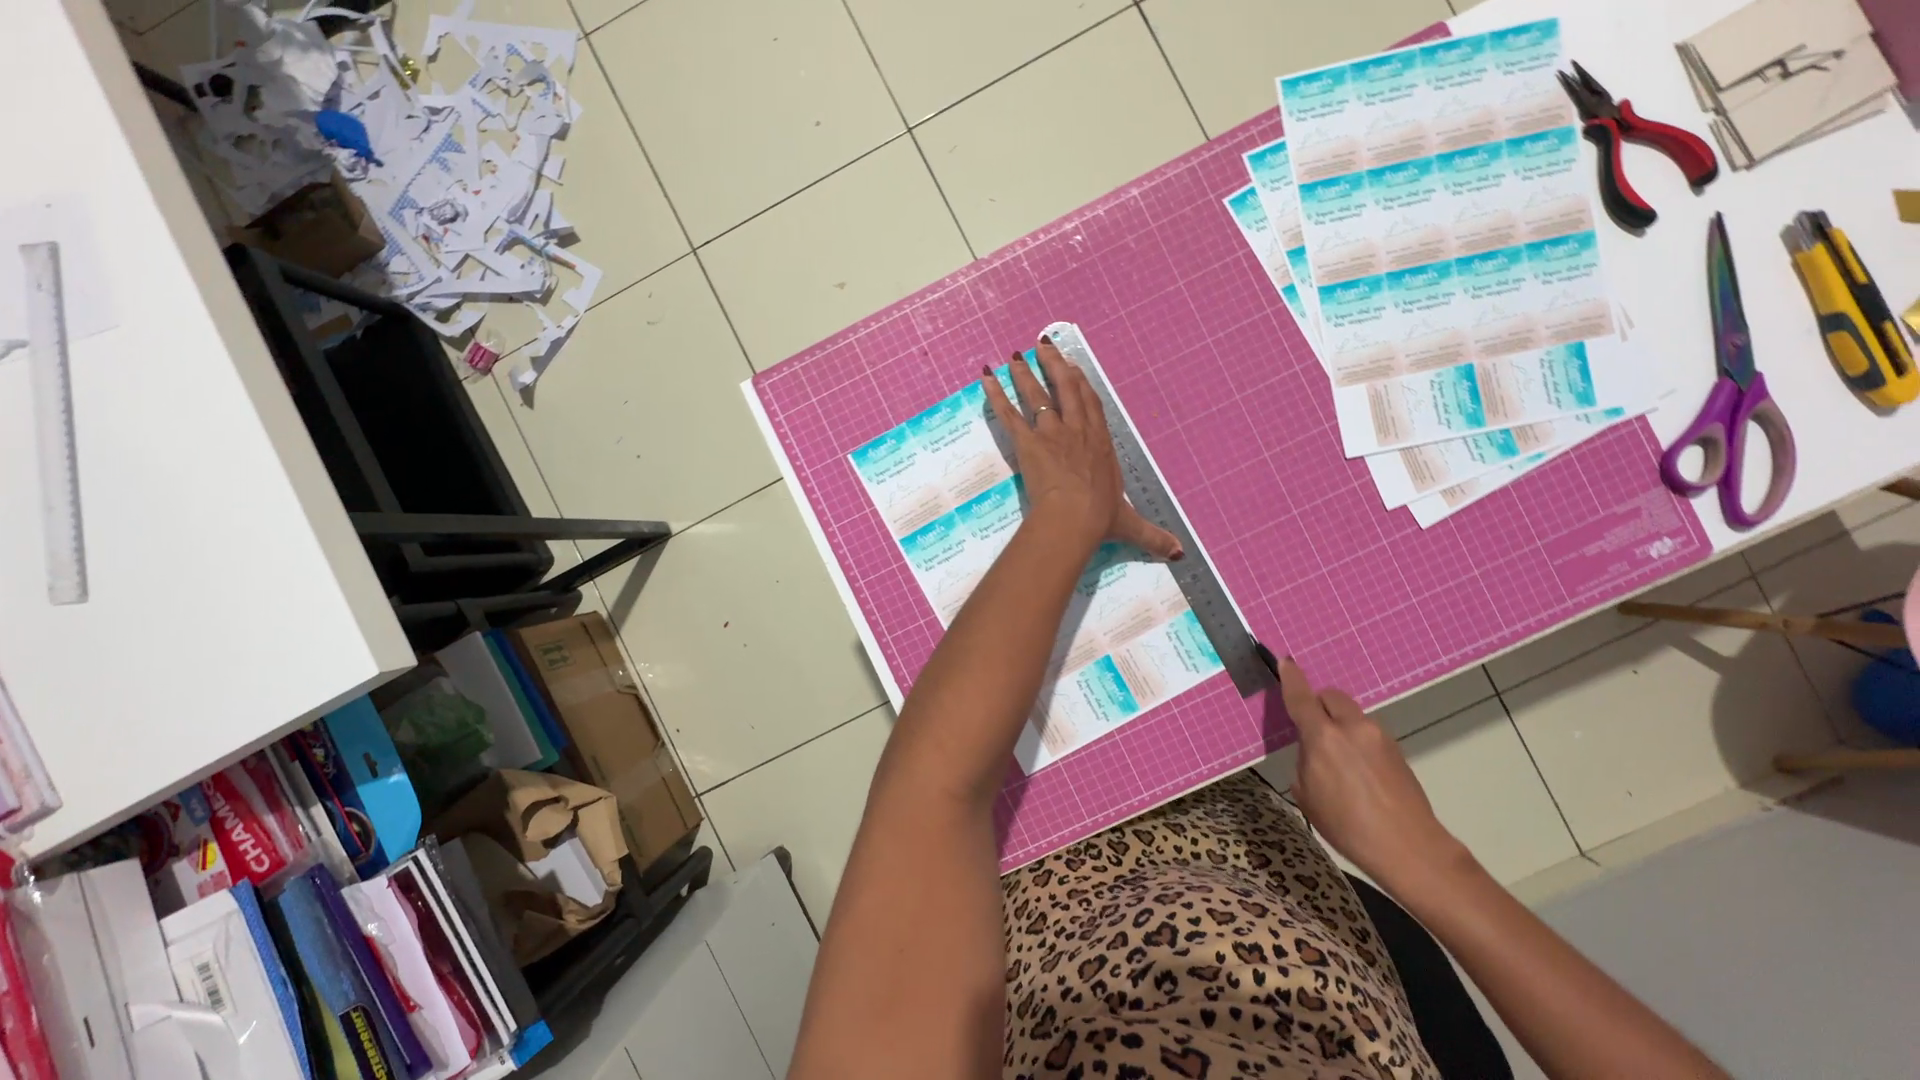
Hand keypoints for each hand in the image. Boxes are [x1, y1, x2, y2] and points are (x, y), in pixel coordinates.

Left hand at [980, 337, 1181, 559]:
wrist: (1074, 518)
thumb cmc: (1100, 519)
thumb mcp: (1130, 525)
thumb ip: (1152, 536)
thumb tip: (1177, 554)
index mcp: (1101, 444)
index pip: (1091, 405)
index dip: (1082, 383)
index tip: (1074, 367)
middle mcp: (1078, 431)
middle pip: (1066, 388)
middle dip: (1054, 365)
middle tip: (1042, 346)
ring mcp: (1052, 434)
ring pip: (1036, 395)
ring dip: (1024, 373)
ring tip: (1014, 356)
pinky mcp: (1028, 443)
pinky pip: (1008, 413)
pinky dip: (995, 394)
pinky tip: (986, 377)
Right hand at [1275, 654, 1471, 891]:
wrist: (1409, 847)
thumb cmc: (1348, 827)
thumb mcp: (1309, 796)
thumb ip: (1307, 763)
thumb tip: (1315, 752)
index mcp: (1323, 739)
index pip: (1302, 698)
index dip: (1291, 678)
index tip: (1285, 662)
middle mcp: (1352, 728)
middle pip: (1331, 697)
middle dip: (1318, 704)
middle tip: (1311, 728)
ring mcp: (1378, 736)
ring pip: (1351, 715)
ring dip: (1338, 724)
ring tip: (1338, 762)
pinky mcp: (1396, 749)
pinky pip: (1367, 732)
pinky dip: (1356, 740)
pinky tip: (1359, 774)